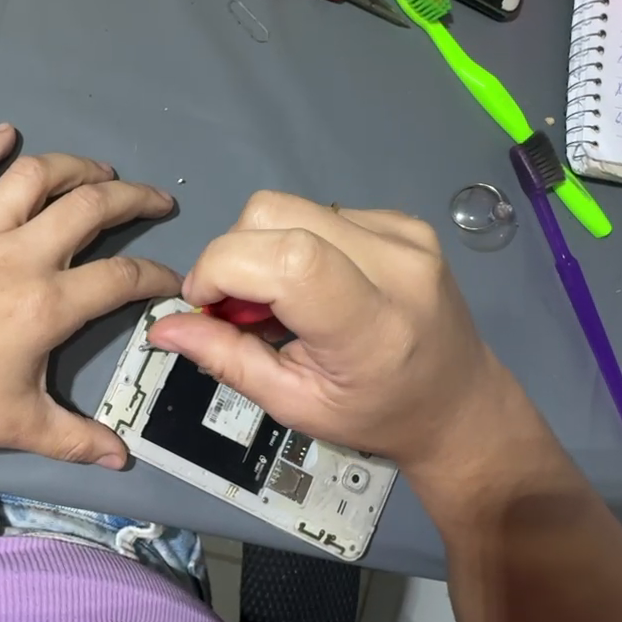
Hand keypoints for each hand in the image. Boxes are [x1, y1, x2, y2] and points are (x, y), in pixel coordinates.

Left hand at [0, 125, 178, 466]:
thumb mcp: (19, 426)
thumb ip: (77, 440)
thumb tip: (121, 459)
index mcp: (46, 305)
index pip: (121, 278)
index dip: (157, 276)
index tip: (173, 281)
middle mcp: (18, 255)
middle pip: (90, 208)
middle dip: (134, 199)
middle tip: (156, 201)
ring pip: (34, 178)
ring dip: (75, 166)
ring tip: (100, 171)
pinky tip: (5, 133)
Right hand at [147, 191, 509, 475]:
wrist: (459, 403)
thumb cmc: (374, 416)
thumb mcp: (293, 404)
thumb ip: (227, 360)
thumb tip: (163, 328)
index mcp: (371, 325)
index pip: (286, 258)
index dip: (222, 267)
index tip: (204, 304)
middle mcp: (395, 263)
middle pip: (273, 212)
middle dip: (231, 254)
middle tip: (236, 307)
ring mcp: (404, 233)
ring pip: (290, 205)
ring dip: (261, 249)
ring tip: (279, 301)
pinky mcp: (404, 220)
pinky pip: (318, 211)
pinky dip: (294, 245)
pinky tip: (313, 287)